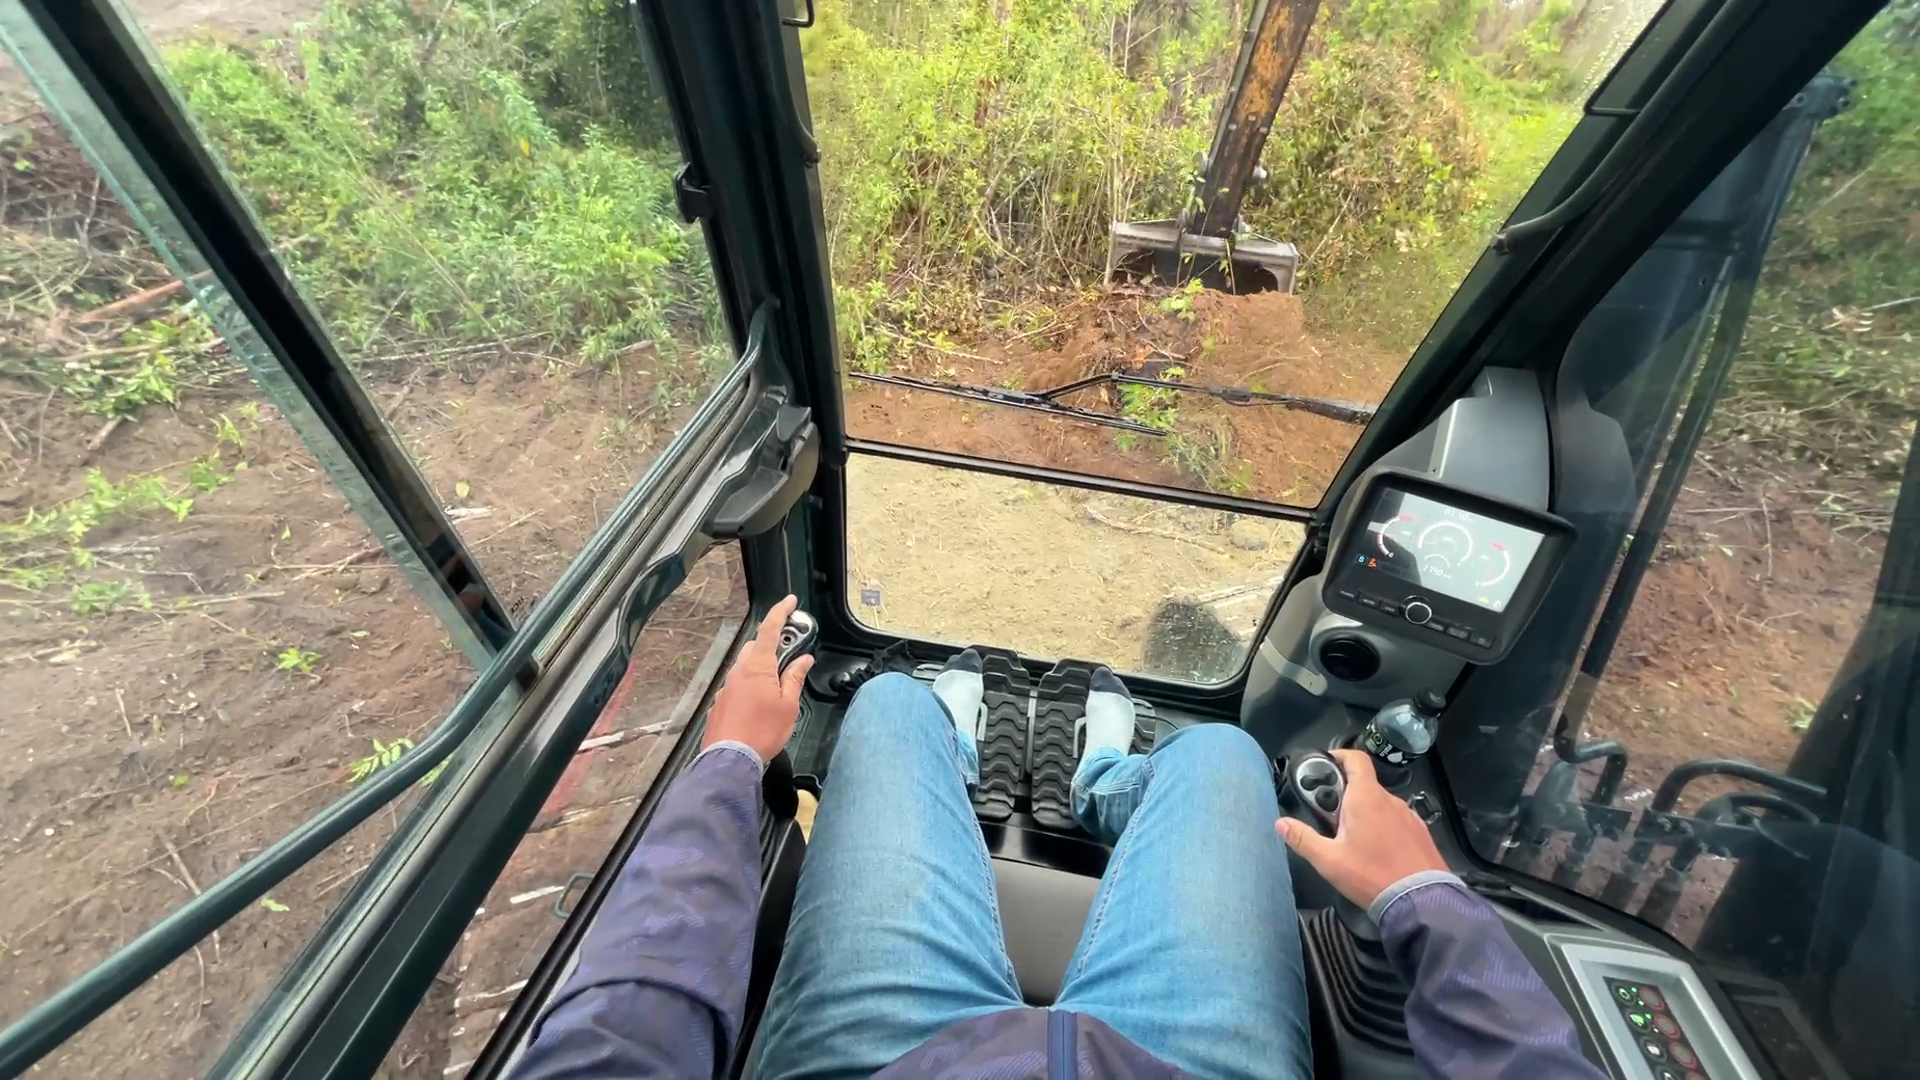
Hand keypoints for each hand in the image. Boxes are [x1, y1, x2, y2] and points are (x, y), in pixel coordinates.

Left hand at [703, 596, 815, 763]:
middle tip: (792, 654)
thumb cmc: (762, 732)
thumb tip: (803, 660)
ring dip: (763, 667)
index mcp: (757, 666)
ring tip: (779, 684)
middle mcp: (739, 671)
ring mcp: (727, 687)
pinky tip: (761, 703)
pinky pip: (739, 684)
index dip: (781, 611)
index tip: (790, 601)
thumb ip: (795, 677)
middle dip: (774, 645)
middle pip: (757, 646)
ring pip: (746, 666)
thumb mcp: (789, 705)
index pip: (770, 629)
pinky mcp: (721, 702)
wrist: (731, 760)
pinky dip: (751, 685)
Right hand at [1275, 749, 1446, 909]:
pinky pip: (1397, 821)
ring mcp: (1410, 817)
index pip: (1355, 758)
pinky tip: (1379, 852)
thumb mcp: (1329, 860)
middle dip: (1344, 795)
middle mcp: (1390, 800)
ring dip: (1365, 813)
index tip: (1323, 768)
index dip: (1338, 756)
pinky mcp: (1422, 835)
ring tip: (1354, 840)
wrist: (1426, 905)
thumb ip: (1302, 839)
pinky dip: (1384, 827)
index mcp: (1366, 797)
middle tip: (1329, 818)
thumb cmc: (1372, 875)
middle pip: (1363, 784)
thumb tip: (1280, 823)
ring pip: (1380, 804)